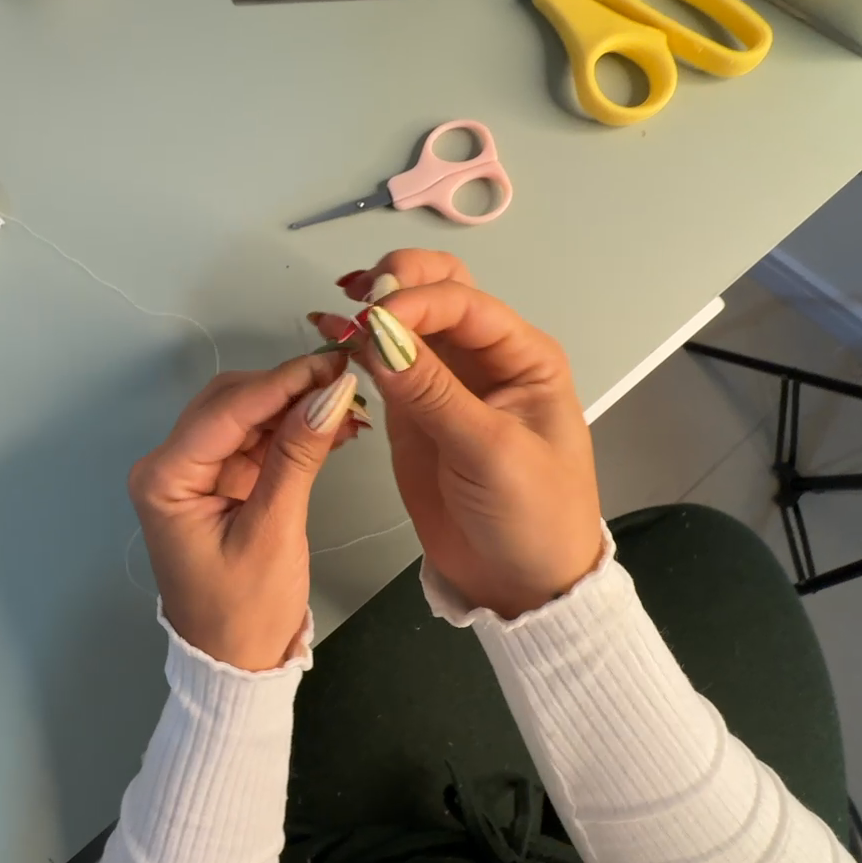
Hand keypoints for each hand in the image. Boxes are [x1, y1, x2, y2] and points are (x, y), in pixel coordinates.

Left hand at [128, 355, 362, 670]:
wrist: (235, 664)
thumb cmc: (244, 612)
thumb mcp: (274, 532)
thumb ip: (297, 457)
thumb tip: (330, 395)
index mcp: (165, 479)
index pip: (224, 411)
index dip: (280, 382)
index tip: (332, 364)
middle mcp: (170, 466)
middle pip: (229, 404)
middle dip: (286, 390)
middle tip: (344, 381)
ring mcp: (193, 472)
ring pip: (244, 417)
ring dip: (293, 408)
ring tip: (347, 404)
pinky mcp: (218, 482)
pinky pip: (253, 442)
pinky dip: (290, 432)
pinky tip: (330, 426)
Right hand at [314, 251, 602, 618]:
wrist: (517, 581)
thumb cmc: (531, 515)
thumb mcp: (490, 452)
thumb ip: (433, 393)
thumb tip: (377, 335)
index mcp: (521, 357)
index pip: (464, 304)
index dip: (415, 302)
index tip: (370, 321)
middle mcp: (484, 356)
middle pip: (441, 289)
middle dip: (398, 281)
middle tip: (357, 297)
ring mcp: (444, 380)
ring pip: (408, 319)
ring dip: (374, 307)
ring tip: (337, 318)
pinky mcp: (410, 408)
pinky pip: (382, 361)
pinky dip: (357, 345)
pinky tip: (331, 337)